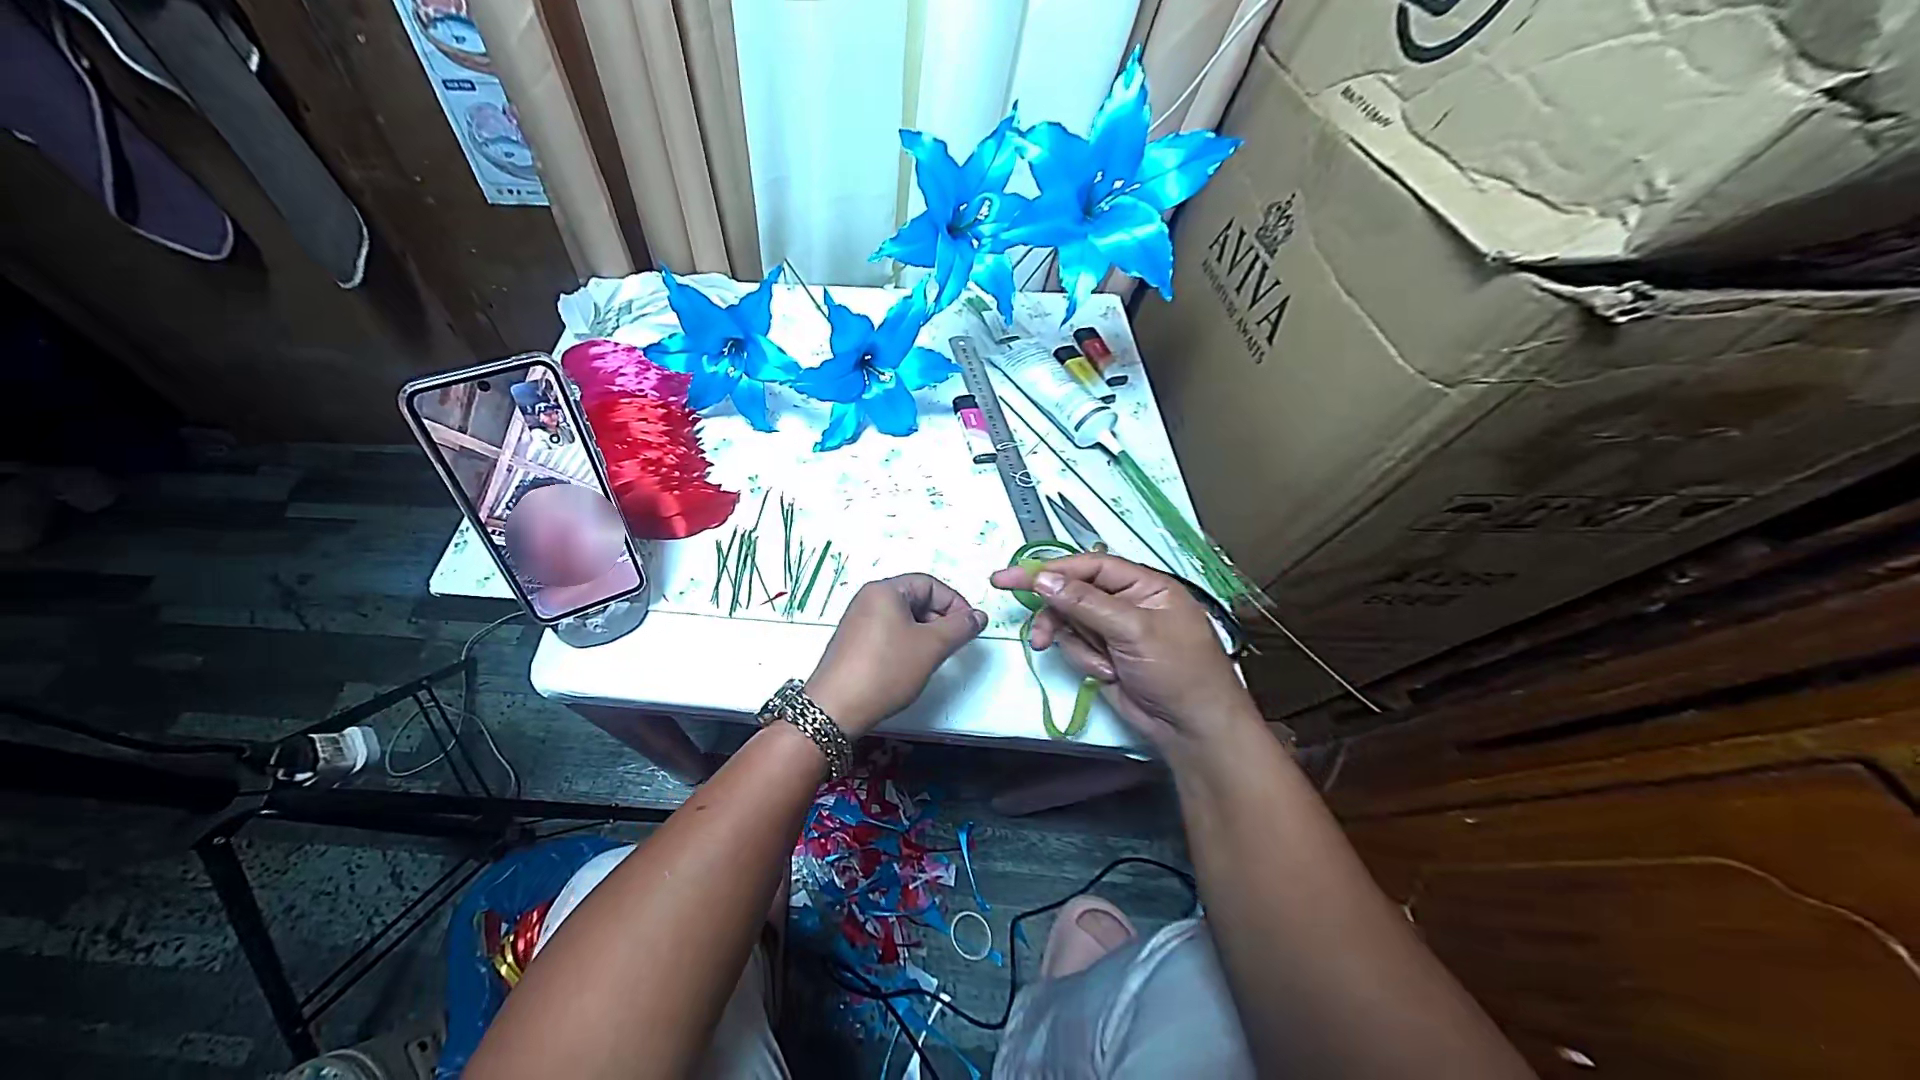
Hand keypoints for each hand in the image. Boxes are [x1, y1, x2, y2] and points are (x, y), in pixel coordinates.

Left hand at [805, 573, 986, 736]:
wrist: (836, 709)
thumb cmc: (884, 671)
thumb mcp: (931, 647)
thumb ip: (960, 627)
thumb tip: (978, 616)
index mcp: (884, 590)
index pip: (930, 583)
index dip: (955, 602)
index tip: (969, 626)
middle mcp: (868, 600)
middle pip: (916, 598)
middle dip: (941, 618)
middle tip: (956, 642)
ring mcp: (859, 621)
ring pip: (904, 617)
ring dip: (926, 633)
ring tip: (936, 656)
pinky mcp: (855, 643)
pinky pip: (890, 632)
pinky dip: (908, 643)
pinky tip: (913, 664)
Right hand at [990, 553, 1259, 751]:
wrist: (1191, 729)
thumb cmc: (1178, 670)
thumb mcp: (1134, 630)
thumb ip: (1085, 602)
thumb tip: (1043, 579)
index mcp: (1144, 584)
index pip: (1089, 566)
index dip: (1051, 569)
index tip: (1013, 577)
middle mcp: (1126, 601)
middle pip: (1073, 593)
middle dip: (1058, 614)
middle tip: (1038, 632)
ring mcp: (1113, 630)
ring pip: (1070, 622)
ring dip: (1075, 643)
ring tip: (1096, 665)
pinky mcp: (1103, 654)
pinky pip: (1075, 646)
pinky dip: (1085, 660)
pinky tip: (1107, 674)